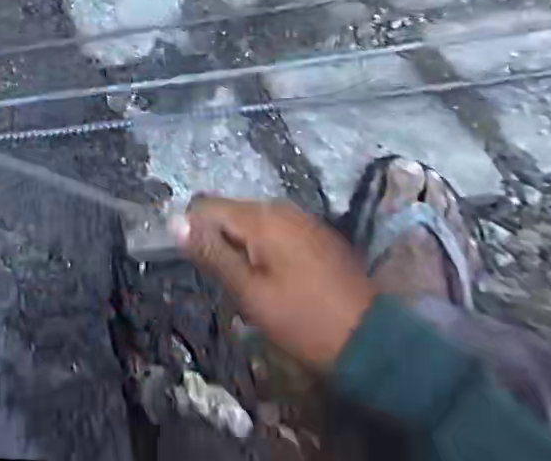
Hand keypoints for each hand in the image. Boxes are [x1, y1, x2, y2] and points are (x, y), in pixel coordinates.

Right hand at [178, 197, 377, 370]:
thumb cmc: (305, 321)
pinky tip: (279, 282)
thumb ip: (213, 255)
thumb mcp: (251, 294)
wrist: (375, 344)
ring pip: (253, 224)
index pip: (205, 207)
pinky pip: (277, 232)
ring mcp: (302, 218)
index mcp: (260, 216)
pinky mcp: (317, 234)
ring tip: (253, 287)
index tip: (201, 269)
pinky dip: (267, 250)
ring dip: (244, 248)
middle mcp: (280, 207)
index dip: (194, 233)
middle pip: (230, 213)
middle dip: (221, 242)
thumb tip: (175, 222)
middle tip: (230, 285)